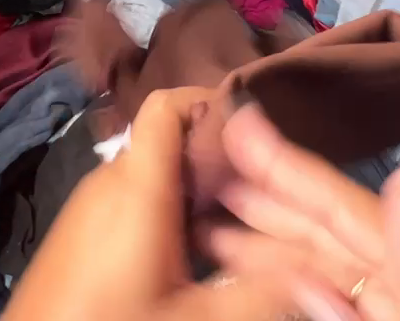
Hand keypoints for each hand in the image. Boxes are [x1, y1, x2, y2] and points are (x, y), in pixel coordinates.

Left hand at [2, 87, 296, 320]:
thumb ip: (257, 292)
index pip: (168, 104)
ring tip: (234, 217)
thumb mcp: (192, 318)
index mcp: (137, 183)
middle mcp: (111, 177)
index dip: (207, 100)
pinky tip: (189, 246)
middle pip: (166, 137)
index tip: (251, 128)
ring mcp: (89, 200)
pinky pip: (128, 192)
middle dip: (213, 153)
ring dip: (190, 182)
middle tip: (259, 187)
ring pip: (150, 167)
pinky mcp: (80, 225)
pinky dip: (165, 203)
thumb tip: (320, 273)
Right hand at [196, 103, 399, 320]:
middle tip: (203, 170)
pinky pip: (321, 302)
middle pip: (316, 227)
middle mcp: (399, 279)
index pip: (337, 203)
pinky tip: (248, 282)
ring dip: (259, 243)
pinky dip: (281, 287)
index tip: (239, 122)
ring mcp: (386, 309)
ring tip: (205, 224)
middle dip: (260, 197)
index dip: (286, 161)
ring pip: (311, 266)